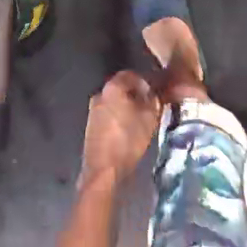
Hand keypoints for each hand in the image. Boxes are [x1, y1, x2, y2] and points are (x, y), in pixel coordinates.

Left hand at [79, 71, 158, 185]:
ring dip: (127, 107)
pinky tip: (128, 130)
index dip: (146, 81)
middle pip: (122, 88)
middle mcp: (99, 94)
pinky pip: (108, 115)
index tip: (155, 92)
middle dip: (136, 95)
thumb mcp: (150, 116)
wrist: (103, 172)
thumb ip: (154, 98)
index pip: (131, 74)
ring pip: (114, 102)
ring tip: (140, 120)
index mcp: (113, 87)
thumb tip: (154, 92)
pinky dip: (118, 118)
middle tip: (149, 105)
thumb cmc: (128, 139)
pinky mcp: (90, 128)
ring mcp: (92, 112)